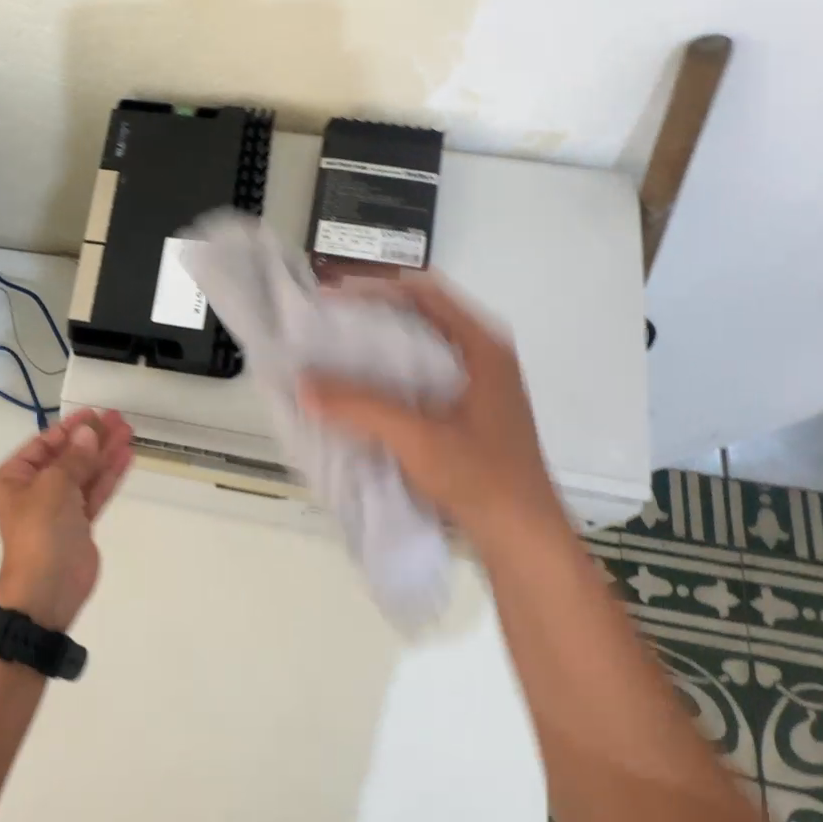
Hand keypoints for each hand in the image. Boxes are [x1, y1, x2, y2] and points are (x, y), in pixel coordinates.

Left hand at [0, 409, 134, 630]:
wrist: (47, 589)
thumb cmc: (40, 532)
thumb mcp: (54, 487)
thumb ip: (74, 458)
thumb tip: (88, 431)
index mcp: (14, 478)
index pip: (43, 444)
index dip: (70, 428)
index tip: (94, 413)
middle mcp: (34, 489)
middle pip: (67, 456)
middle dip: (92, 438)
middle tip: (118, 418)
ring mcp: (58, 507)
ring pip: (84, 473)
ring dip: (104, 453)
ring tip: (128, 431)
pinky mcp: (79, 524)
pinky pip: (95, 493)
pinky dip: (109, 475)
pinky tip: (126, 457)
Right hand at [300, 275, 561, 550]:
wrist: (520, 533)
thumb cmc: (480, 476)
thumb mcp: (416, 436)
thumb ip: (359, 406)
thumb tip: (302, 383)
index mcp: (481, 348)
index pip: (424, 294)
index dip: (375, 289)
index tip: (329, 300)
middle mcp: (479, 358)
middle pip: (416, 319)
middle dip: (365, 321)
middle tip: (318, 329)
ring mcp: (471, 387)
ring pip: (412, 352)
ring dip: (370, 353)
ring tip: (324, 359)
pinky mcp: (459, 414)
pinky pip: (412, 381)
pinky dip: (379, 380)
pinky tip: (349, 396)